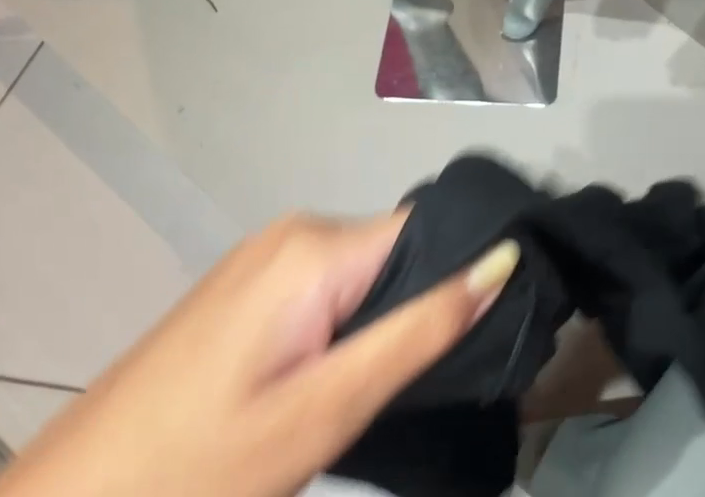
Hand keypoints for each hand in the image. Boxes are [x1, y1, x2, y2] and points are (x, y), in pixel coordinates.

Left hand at [0, 212, 519, 496]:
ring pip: (367, 273)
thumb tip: (504, 260)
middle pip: (399, 251)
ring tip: (400, 383)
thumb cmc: (197, 472)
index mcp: (313, 249)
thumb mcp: (326, 409)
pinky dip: (353, 326)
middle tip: (449, 372)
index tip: (508, 318)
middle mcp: (289, 235)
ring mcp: (260, 262)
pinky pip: (329, 289)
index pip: (430, 231)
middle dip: (430, 302)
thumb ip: (421, 331)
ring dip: (391, 320)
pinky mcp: (244, 292)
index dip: (472, 268)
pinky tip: (346, 377)